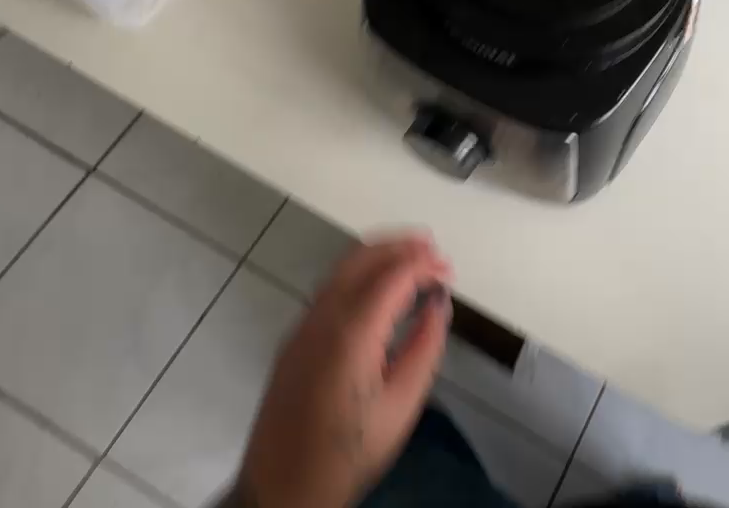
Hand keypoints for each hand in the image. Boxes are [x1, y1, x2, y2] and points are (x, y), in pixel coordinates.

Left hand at [239, 233, 453, 507]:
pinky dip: (361, 272)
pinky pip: (330, 286)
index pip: (393, 275)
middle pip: (363, 256)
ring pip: (342, 267)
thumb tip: (437, 306)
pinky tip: (381, 288)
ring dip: (380, 255)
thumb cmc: (347, 453)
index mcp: (351, 334)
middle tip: (433, 250)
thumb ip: (425, 346)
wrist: (280, 492)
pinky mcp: (294, 338)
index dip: (424, 263)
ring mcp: (302, 326)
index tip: (448, 269)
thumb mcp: (402, 405)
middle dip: (401, 245)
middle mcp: (322, 318)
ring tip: (412, 260)